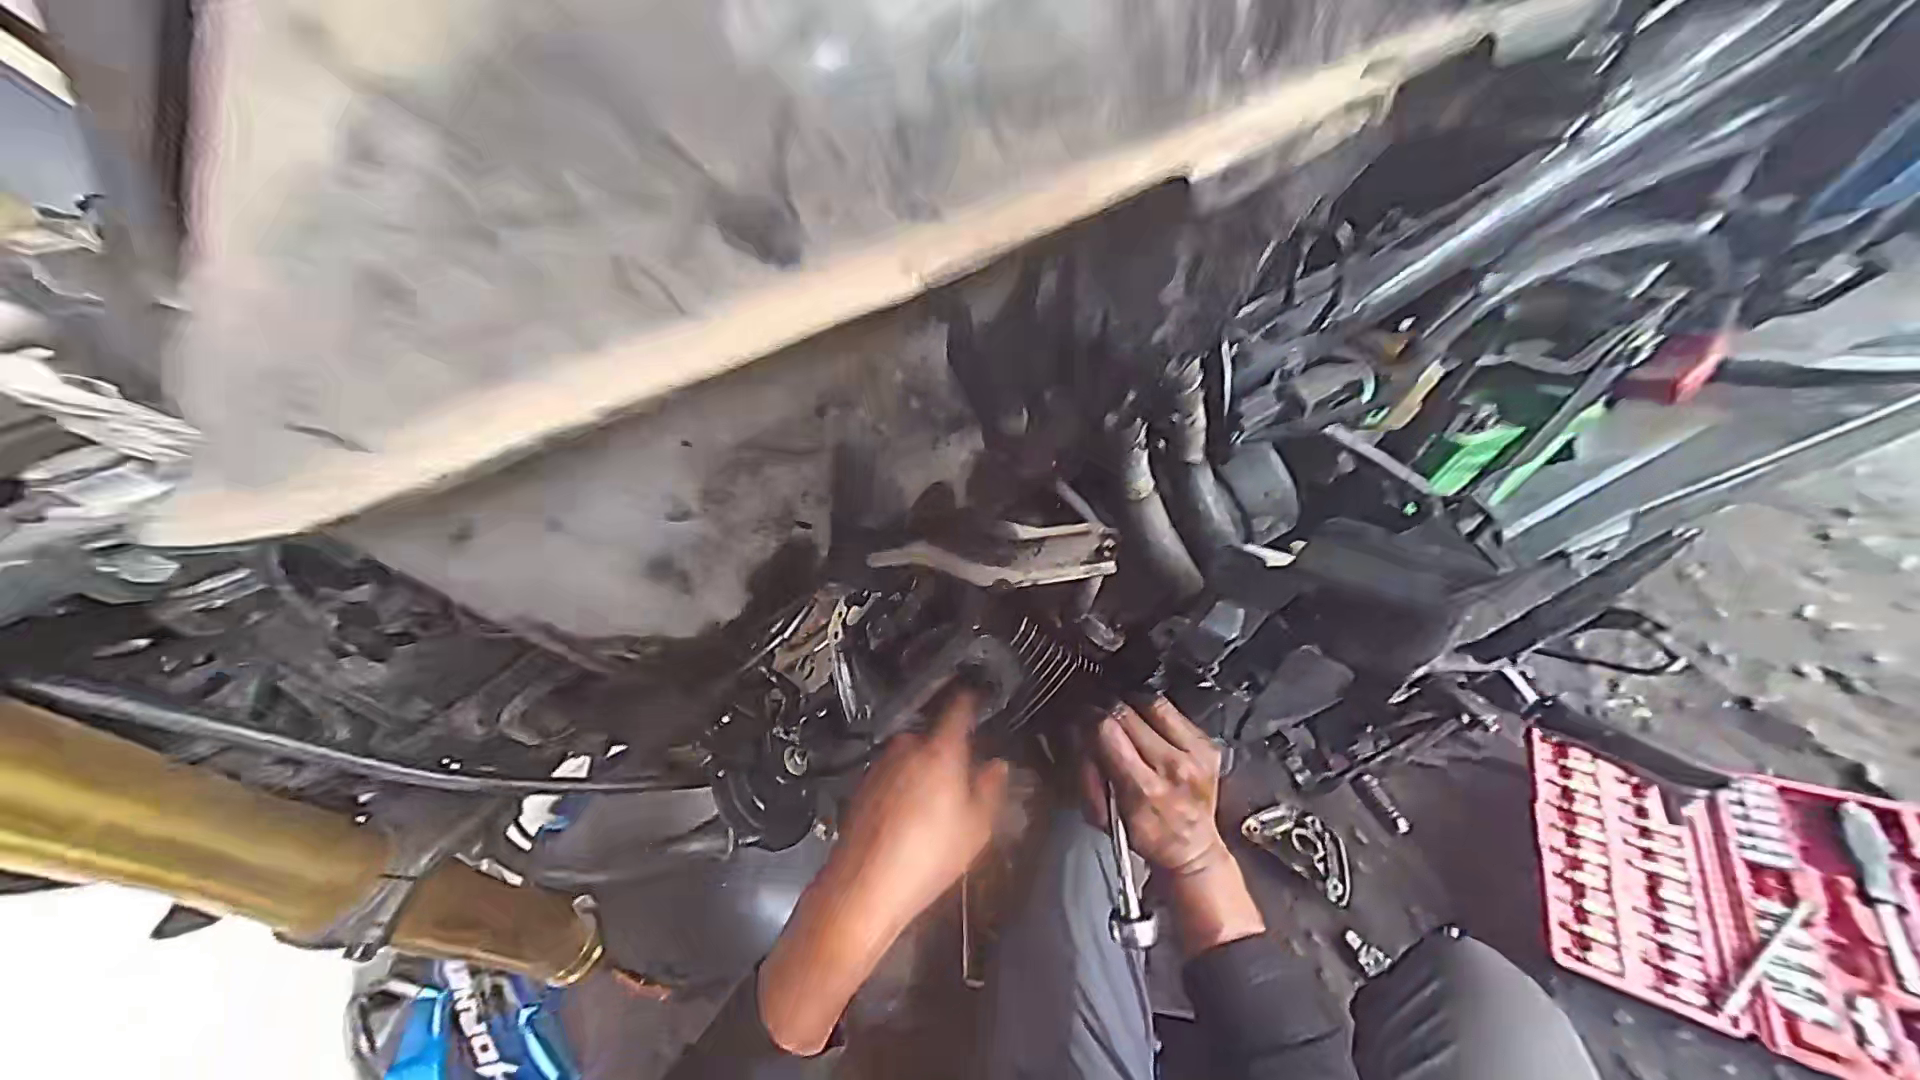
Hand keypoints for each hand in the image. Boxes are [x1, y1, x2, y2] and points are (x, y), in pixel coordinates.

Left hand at [824, 687, 1011, 926]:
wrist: (864, 887)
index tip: (978, 696)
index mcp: (940, 750)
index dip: (972, 698)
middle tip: (962, 784)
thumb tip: (997, 768)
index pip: (960, 706)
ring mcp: (882, 765)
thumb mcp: (977, 827)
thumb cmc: (920, 859)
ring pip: (911, 757)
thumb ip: (991, 787)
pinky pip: (892, 776)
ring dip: (923, 772)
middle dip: (949, 753)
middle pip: (935, 735)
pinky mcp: (863, 785)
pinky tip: (908, 822)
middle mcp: (907, 748)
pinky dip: (901, 788)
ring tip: (933, 813)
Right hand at [1085, 696, 1263, 951]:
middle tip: (1096, 716)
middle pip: (1125, 711)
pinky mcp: (1206, 745)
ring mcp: (1194, 754)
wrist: (1193, 850)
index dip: (1087, 718)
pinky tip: (1145, 720)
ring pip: (1150, 702)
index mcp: (1143, 789)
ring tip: (1121, 715)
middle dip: (1104, 709)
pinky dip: (1152, 710)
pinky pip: (1172, 709)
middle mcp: (1173, 767)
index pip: (1105, 729)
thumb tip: (1079, 730)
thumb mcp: (1103, 813)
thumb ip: (1089, 769)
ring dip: (1130, 704)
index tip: (1080, 720)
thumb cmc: (1147, 837)